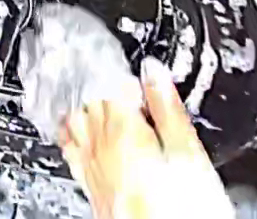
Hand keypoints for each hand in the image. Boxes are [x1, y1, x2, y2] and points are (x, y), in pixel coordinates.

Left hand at [58, 57, 233, 218]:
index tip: (121, 52)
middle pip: (88, 97)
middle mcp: (101, 146)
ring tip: (79, 81)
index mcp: (124, 128)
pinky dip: (69, 131)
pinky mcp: (91, 190)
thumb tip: (153, 68)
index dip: (116, 62)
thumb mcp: (188, 154)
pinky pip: (71, 150)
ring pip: (75, 120)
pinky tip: (69, 128)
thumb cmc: (183, 212)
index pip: (110, 79)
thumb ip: (169, 108)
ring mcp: (92, 169)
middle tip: (96, 58)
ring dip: (77, 99)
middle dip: (92, 76)